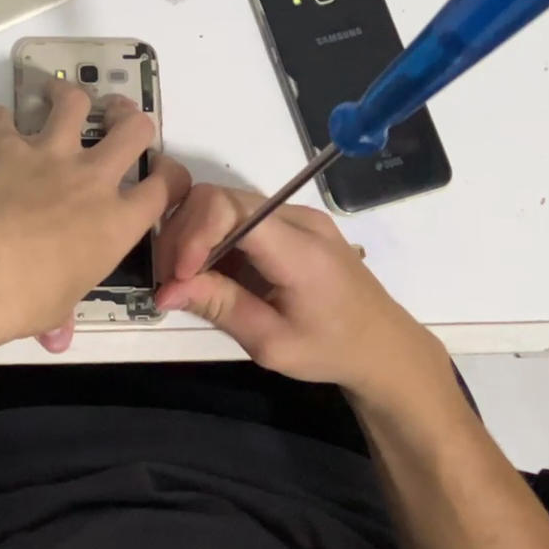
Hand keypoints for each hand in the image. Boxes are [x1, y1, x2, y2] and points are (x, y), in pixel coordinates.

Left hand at [0, 80, 190, 355]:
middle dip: (131, 119)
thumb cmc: (26, 299)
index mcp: (116, 222)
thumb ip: (61, 315)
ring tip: (61, 94)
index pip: (162, 189)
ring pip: (74, 104)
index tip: (162, 176)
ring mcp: (48, 155)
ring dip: (69, 95)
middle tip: (120, 117)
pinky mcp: (4, 146)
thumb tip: (58, 340)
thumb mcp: (55, 310)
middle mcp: (91, 179)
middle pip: (132, 130)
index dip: (169, 178)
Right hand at [154, 185, 449, 402]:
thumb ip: (220, 307)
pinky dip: (209, 237)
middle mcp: (297, 219)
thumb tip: (164, 290)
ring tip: (183, 278)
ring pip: (221, 203)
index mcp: (300, 250)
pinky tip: (205, 271)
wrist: (383, 346)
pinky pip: (235, 215)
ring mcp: (294, 216)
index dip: (193, 234)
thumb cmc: (331, 349)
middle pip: (218, 199)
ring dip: (191, 235)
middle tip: (170, 280)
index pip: (231, 209)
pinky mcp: (288, 223)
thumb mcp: (272, 342)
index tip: (177, 275)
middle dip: (182, 235)